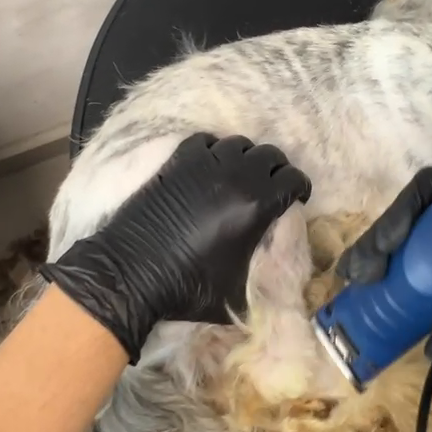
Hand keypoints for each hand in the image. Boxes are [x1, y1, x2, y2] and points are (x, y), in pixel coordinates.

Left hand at [41, 133, 311, 360]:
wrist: (131, 275)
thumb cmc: (187, 289)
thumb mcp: (239, 290)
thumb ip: (263, 268)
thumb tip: (276, 268)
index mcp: (256, 206)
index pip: (293, 179)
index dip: (300, 188)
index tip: (297, 197)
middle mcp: (235, 177)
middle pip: (270, 155)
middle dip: (277, 169)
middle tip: (272, 185)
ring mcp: (204, 164)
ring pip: (239, 143)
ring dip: (246, 157)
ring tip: (241, 174)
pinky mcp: (177, 161)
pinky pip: (206, 140)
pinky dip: (214, 149)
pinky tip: (211, 166)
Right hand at [339, 166, 431, 395]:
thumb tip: (430, 342)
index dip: (406, 209)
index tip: (389, 245)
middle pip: (416, 218)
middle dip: (382, 239)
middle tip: (358, 272)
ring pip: (413, 249)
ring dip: (382, 263)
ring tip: (355, 286)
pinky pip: (422, 282)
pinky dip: (397, 290)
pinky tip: (374, 304)